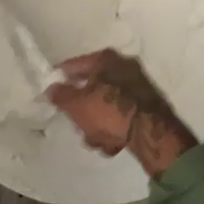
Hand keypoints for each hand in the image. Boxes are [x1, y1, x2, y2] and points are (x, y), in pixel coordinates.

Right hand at [47, 49, 198, 176]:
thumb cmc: (110, 112)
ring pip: (105, 107)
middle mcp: (123, 67)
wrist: (152, 132)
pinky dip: (115, 129)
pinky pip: (120, 116)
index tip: (51, 95)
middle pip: (90, 90)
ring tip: (99, 141)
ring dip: (98, 127)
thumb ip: (60, 95)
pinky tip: (114, 144)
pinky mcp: (146, 105)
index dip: (59, 80)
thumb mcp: (77, 105)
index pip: (73, 66)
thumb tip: (51, 88)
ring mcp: (136, 86)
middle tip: (80, 127)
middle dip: (83, 114)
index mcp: (105, 59)